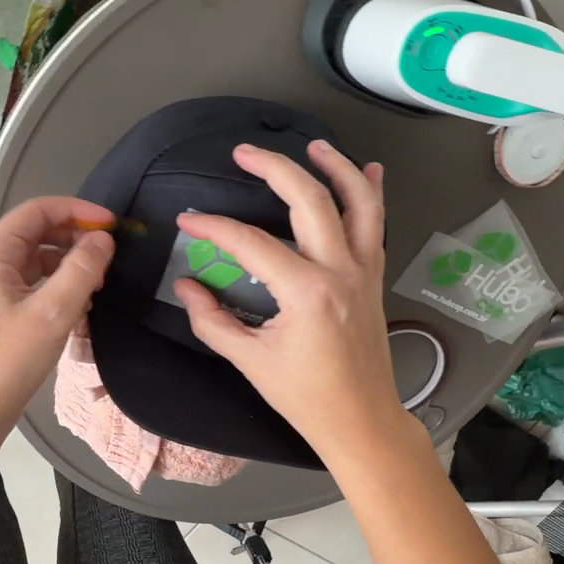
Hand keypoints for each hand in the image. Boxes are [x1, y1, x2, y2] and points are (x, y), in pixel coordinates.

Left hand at [0, 196, 115, 439]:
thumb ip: (82, 270)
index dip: (77, 210)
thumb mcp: (52, 313)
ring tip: (100, 282)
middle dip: (76, 236)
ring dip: (70, 263)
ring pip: (39, 260)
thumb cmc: (7, 361)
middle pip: (38, 232)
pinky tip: (81, 303)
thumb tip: (103, 239)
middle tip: (110, 254)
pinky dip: (60, 286)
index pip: (38, 210)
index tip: (112, 225)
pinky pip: (36, 284)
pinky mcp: (1, 312)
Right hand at [171, 141, 414, 456]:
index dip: (214, 227)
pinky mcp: (373, 277)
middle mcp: (340, 270)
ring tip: (312, 144)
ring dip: (336, 167)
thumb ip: (211, 320)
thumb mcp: (249, 360)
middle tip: (243, 154)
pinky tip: (368, 171)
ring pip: (358, 202)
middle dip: (275, 169)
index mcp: (306, 292)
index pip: (251, 243)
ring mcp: (363, 270)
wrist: (360, 419)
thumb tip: (188, 285)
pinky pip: (376, 225)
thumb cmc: (304, 396)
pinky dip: (371, 194)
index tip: (188, 221)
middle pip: (310, 200)